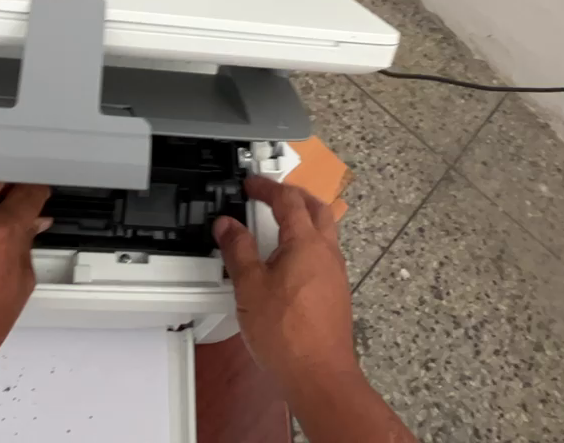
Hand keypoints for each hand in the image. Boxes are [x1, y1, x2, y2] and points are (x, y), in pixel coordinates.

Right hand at [213, 176, 361, 393]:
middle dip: (293, 196)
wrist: (319, 378)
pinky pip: (324, 254)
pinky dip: (307, 243)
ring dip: (303, 219)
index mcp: (306, 242)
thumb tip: (227, 225)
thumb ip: (237, 250)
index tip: (250, 185)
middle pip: (316, 208)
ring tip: (278, 225)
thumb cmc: (287, 334)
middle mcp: (327, 252)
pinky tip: (289, 262)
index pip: (288, 199)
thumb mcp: (249, 286)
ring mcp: (335, 273)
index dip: (266, 187)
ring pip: (324, 231)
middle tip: (270, 195)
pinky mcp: (336, 293)